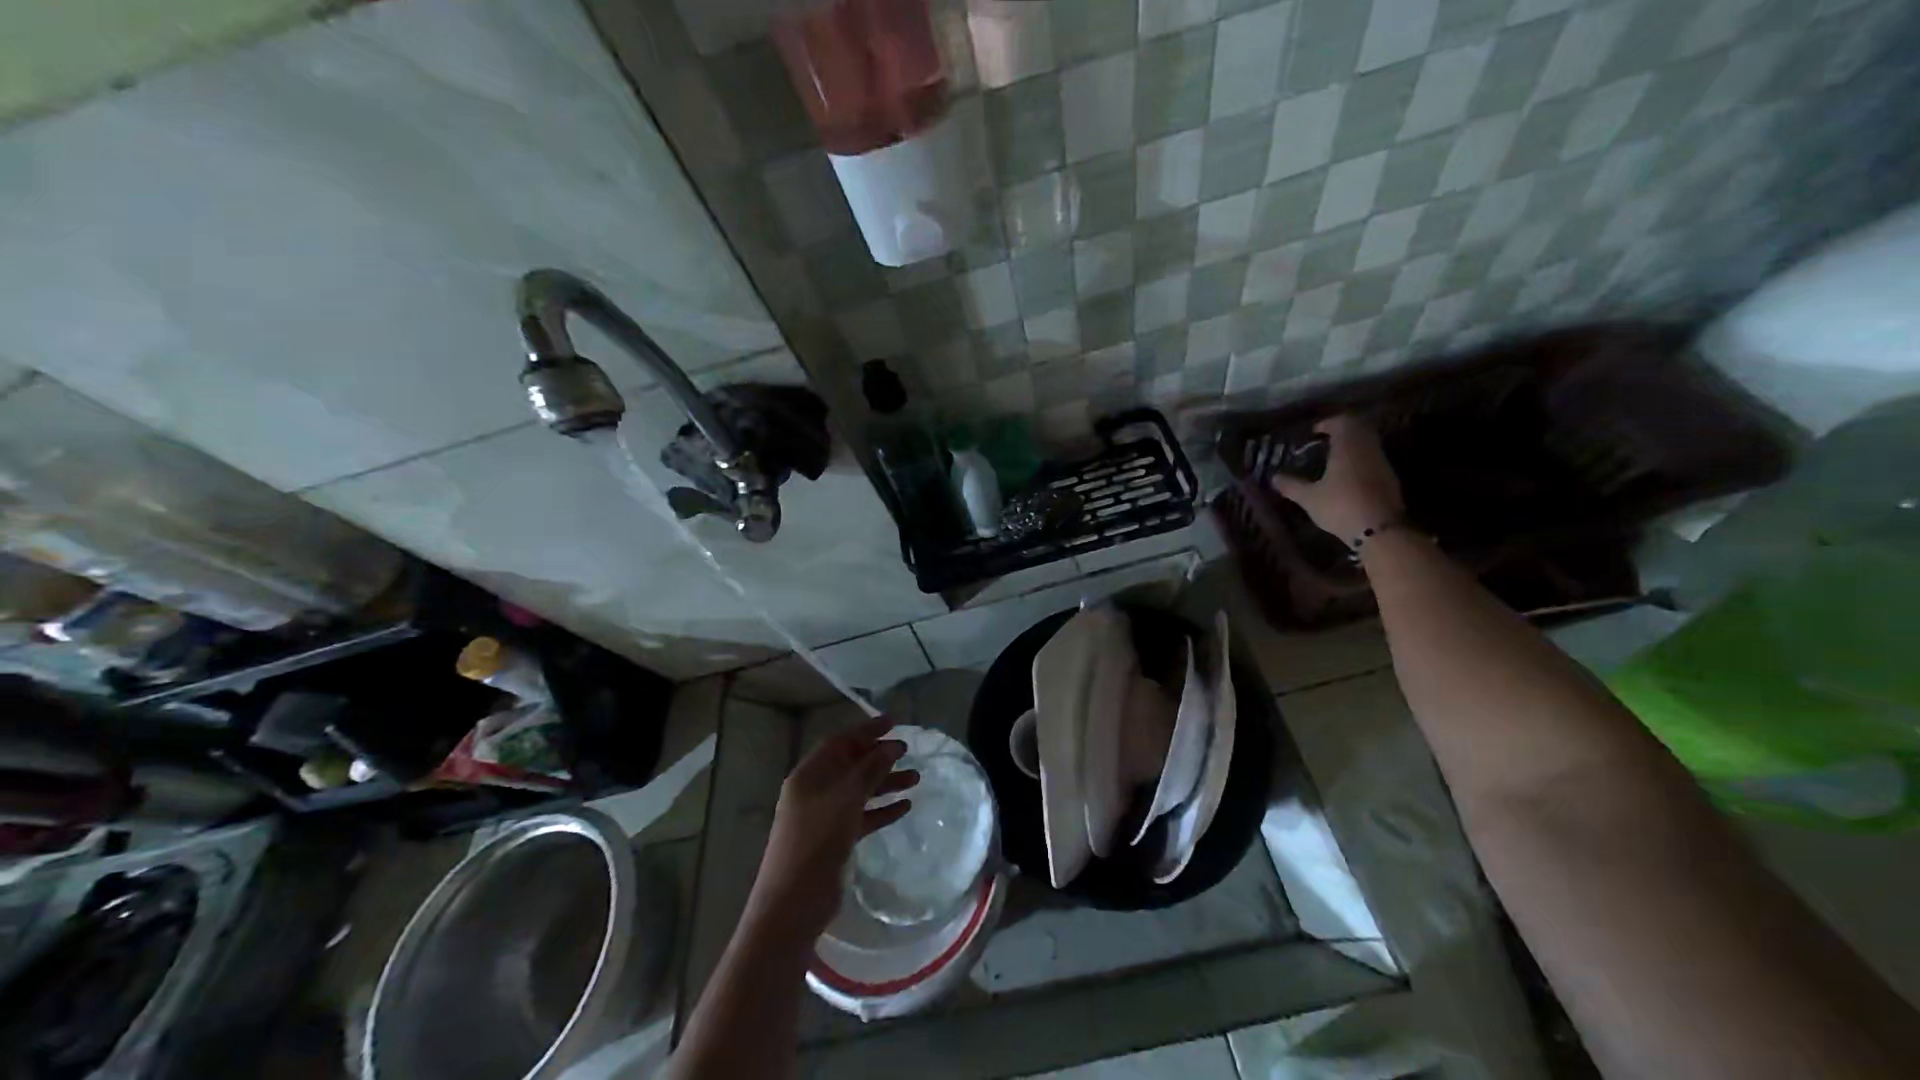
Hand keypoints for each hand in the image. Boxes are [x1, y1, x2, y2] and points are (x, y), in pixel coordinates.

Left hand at [750, 718, 919, 940]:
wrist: (795, 901)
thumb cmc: (817, 839)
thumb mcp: (846, 797)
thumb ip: (870, 769)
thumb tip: (892, 746)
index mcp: (809, 774)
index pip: (840, 742)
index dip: (867, 730)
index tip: (894, 722)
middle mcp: (815, 791)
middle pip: (851, 765)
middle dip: (879, 756)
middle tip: (908, 751)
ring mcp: (824, 816)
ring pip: (859, 791)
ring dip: (886, 783)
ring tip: (916, 780)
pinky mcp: (835, 840)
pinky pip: (862, 816)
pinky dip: (882, 810)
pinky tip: (905, 807)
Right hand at [1269, 414, 1404, 544]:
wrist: (1380, 529)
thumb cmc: (1340, 506)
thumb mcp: (1309, 498)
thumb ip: (1292, 485)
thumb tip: (1274, 478)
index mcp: (1347, 446)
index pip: (1341, 422)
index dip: (1327, 423)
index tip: (1314, 431)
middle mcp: (1367, 448)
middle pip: (1358, 429)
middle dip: (1342, 432)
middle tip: (1325, 441)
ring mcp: (1382, 462)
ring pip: (1368, 443)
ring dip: (1353, 445)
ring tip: (1334, 459)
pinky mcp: (1390, 478)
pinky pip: (1373, 458)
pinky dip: (1361, 459)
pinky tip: (1348, 475)